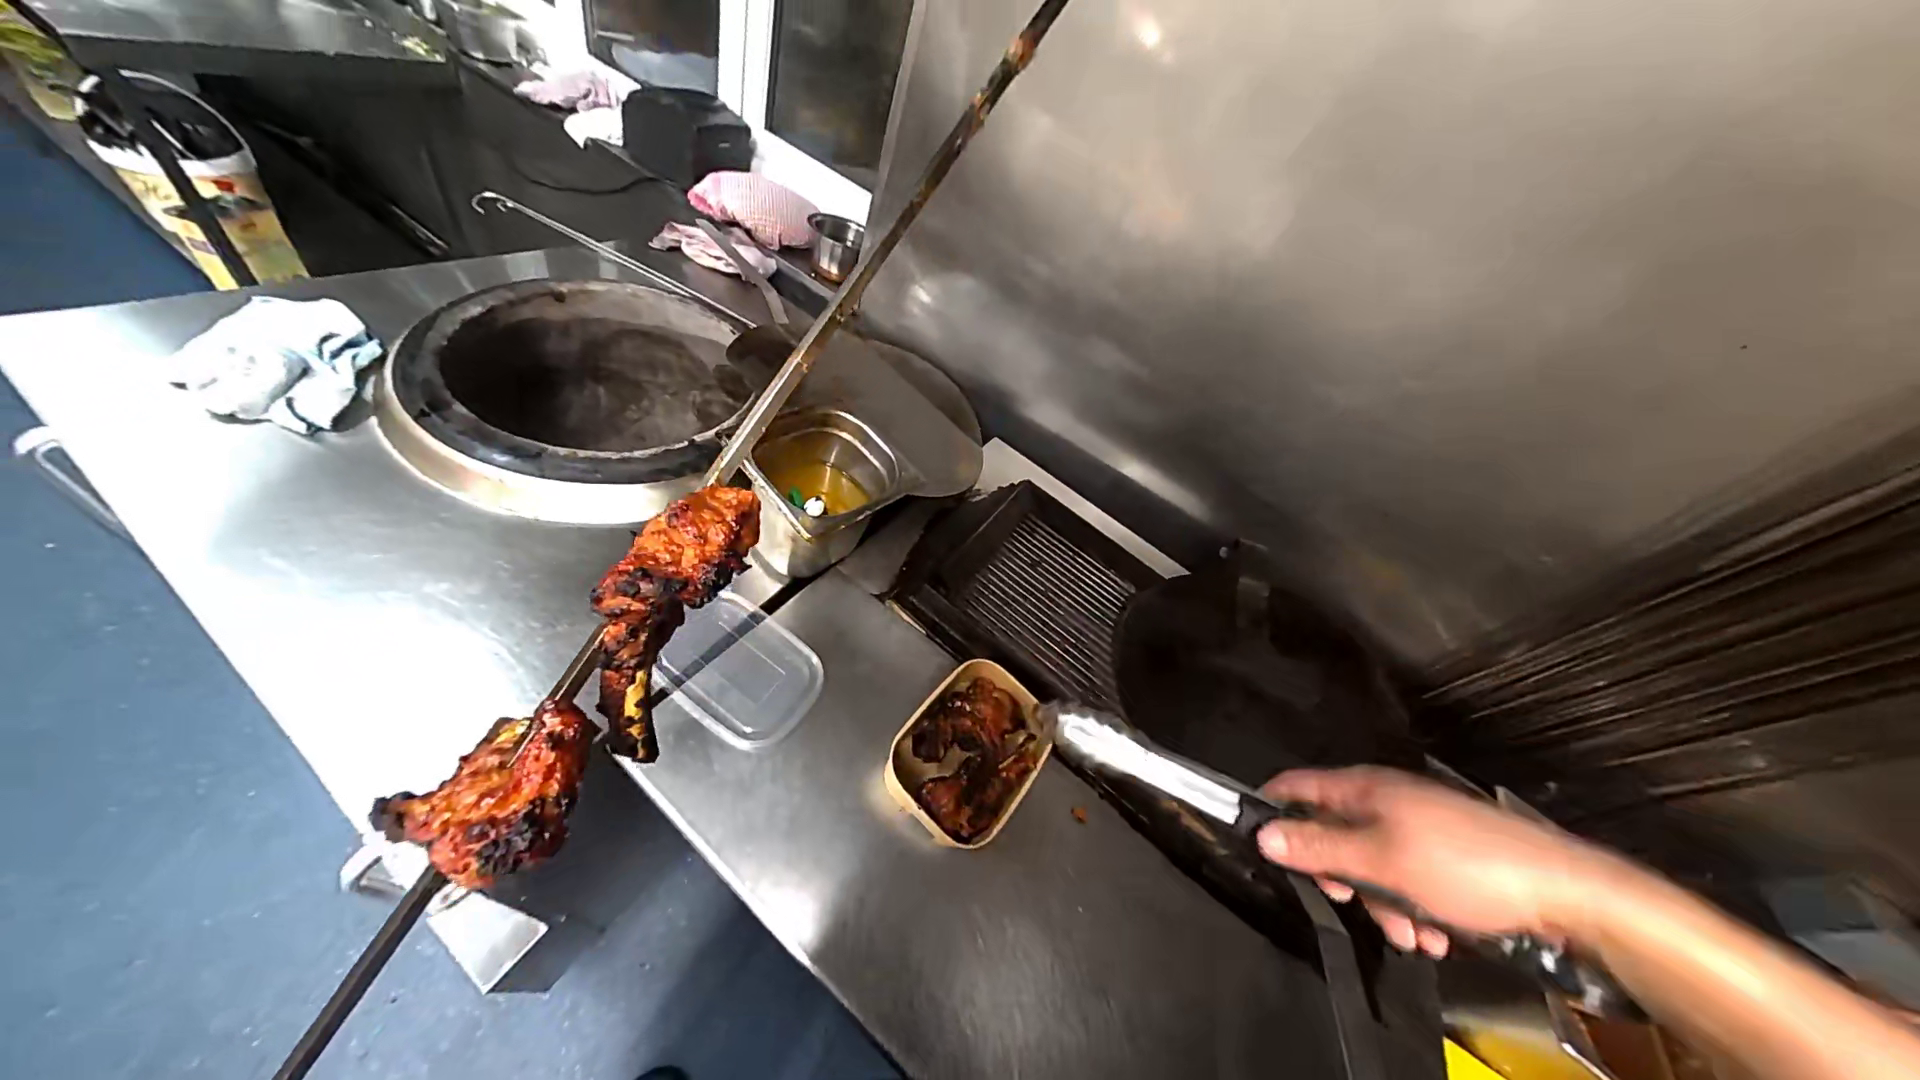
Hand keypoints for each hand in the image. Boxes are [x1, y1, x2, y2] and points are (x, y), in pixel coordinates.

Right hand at [1256, 766, 1614, 957]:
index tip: (1263, 846)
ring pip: (1370, 861)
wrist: (1567, 893)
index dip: (1273, 809)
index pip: (1296, 786)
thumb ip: (1318, 847)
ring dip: (1381, 901)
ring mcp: (1414, 826)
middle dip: (1340, 874)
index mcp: (1363, 788)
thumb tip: (1262, 833)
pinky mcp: (1443, 854)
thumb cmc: (1462, 866)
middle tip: (1350, 901)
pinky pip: (1405, 875)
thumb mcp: (1380, 861)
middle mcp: (1384, 800)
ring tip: (1411, 934)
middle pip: (1333, 831)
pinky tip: (1433, 933)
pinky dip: (1410, 905)